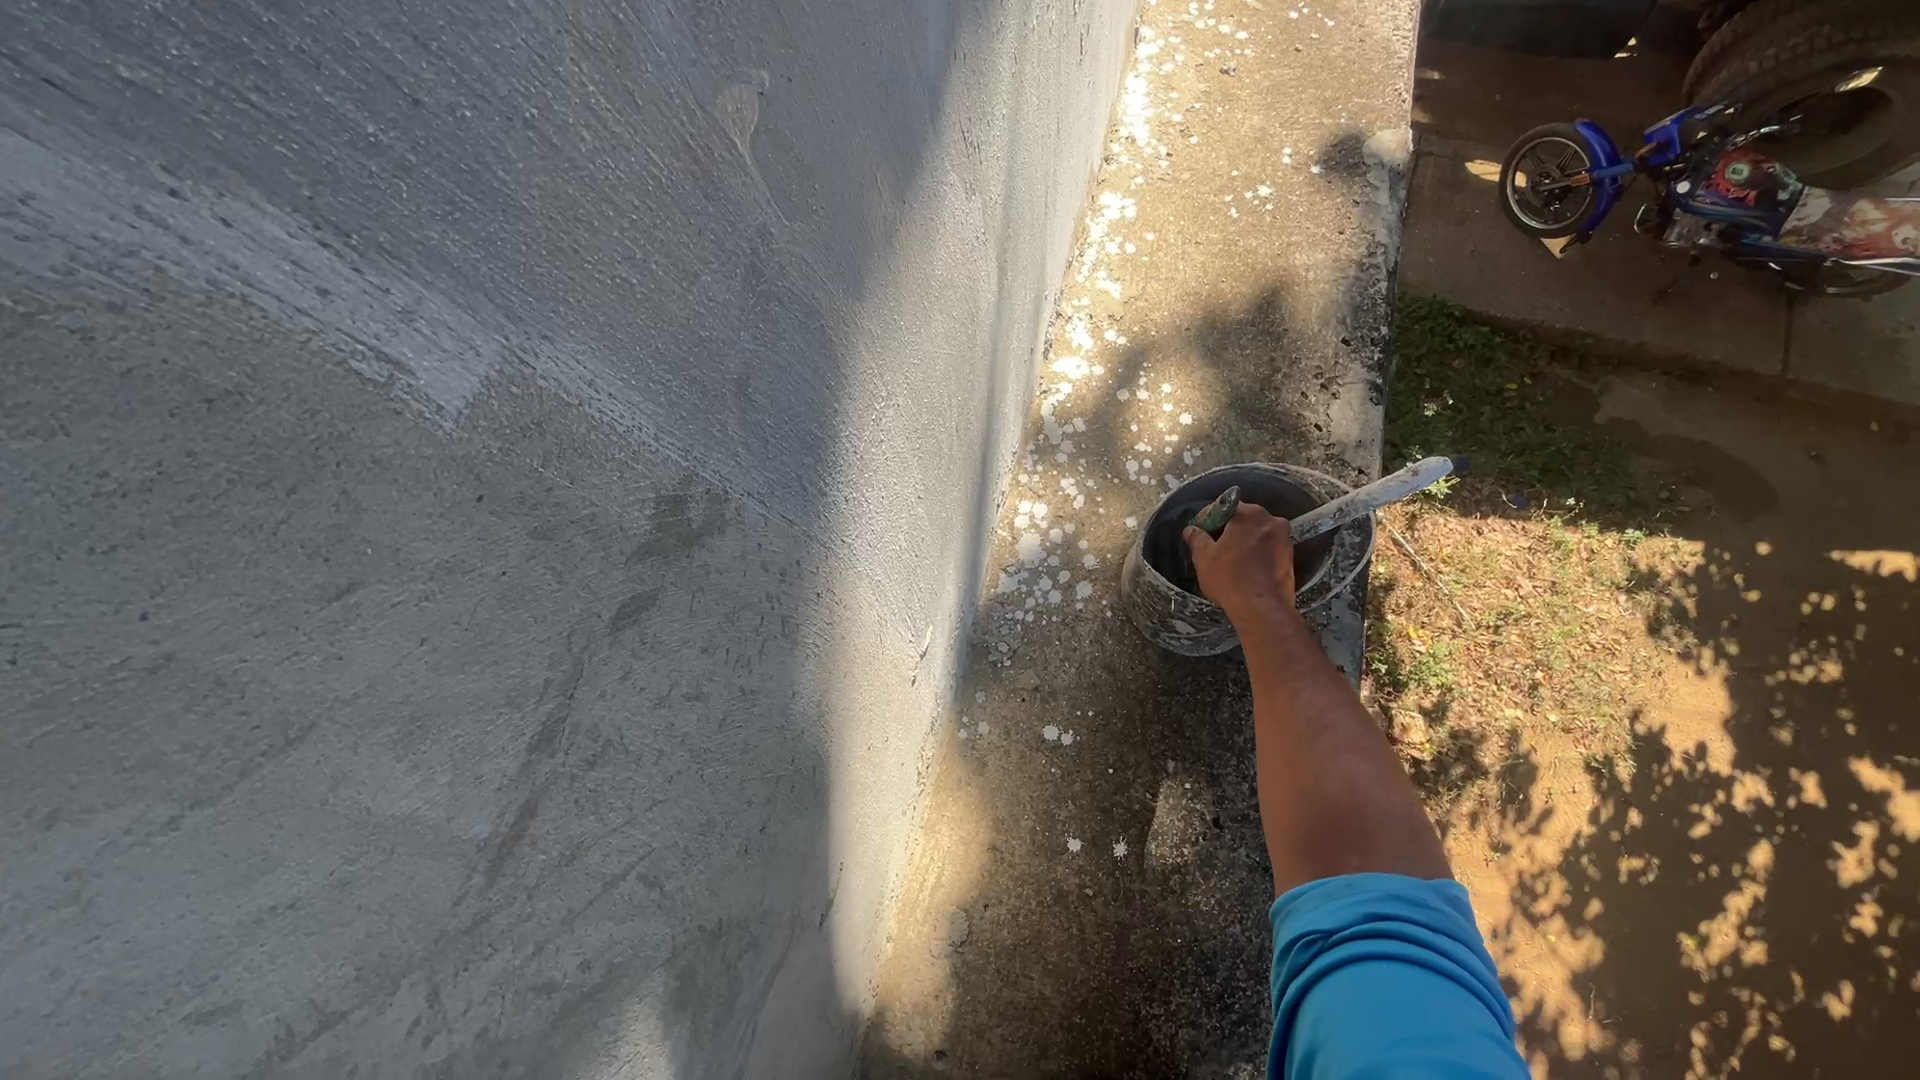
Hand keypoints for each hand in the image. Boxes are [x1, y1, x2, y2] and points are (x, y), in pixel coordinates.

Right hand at [1183, 503, 1296, 621]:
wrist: (1261, 608)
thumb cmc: (1230, 578)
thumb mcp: (1203, 557)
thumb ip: (1197, 538)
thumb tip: (1191, 530)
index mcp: (1249, 515)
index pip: (1223, 506)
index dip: (1207, 518)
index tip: (1198, 530)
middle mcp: (1271, 521)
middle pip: (1243, 518)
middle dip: (1227, 529)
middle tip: (1213, 546)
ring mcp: (1284, 539)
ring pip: (1257, 533)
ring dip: (1243, 541)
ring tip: (1229, 560)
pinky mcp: (1290, 557)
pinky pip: (1268, 548)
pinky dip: (1256, 553)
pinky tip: (1245, 568)